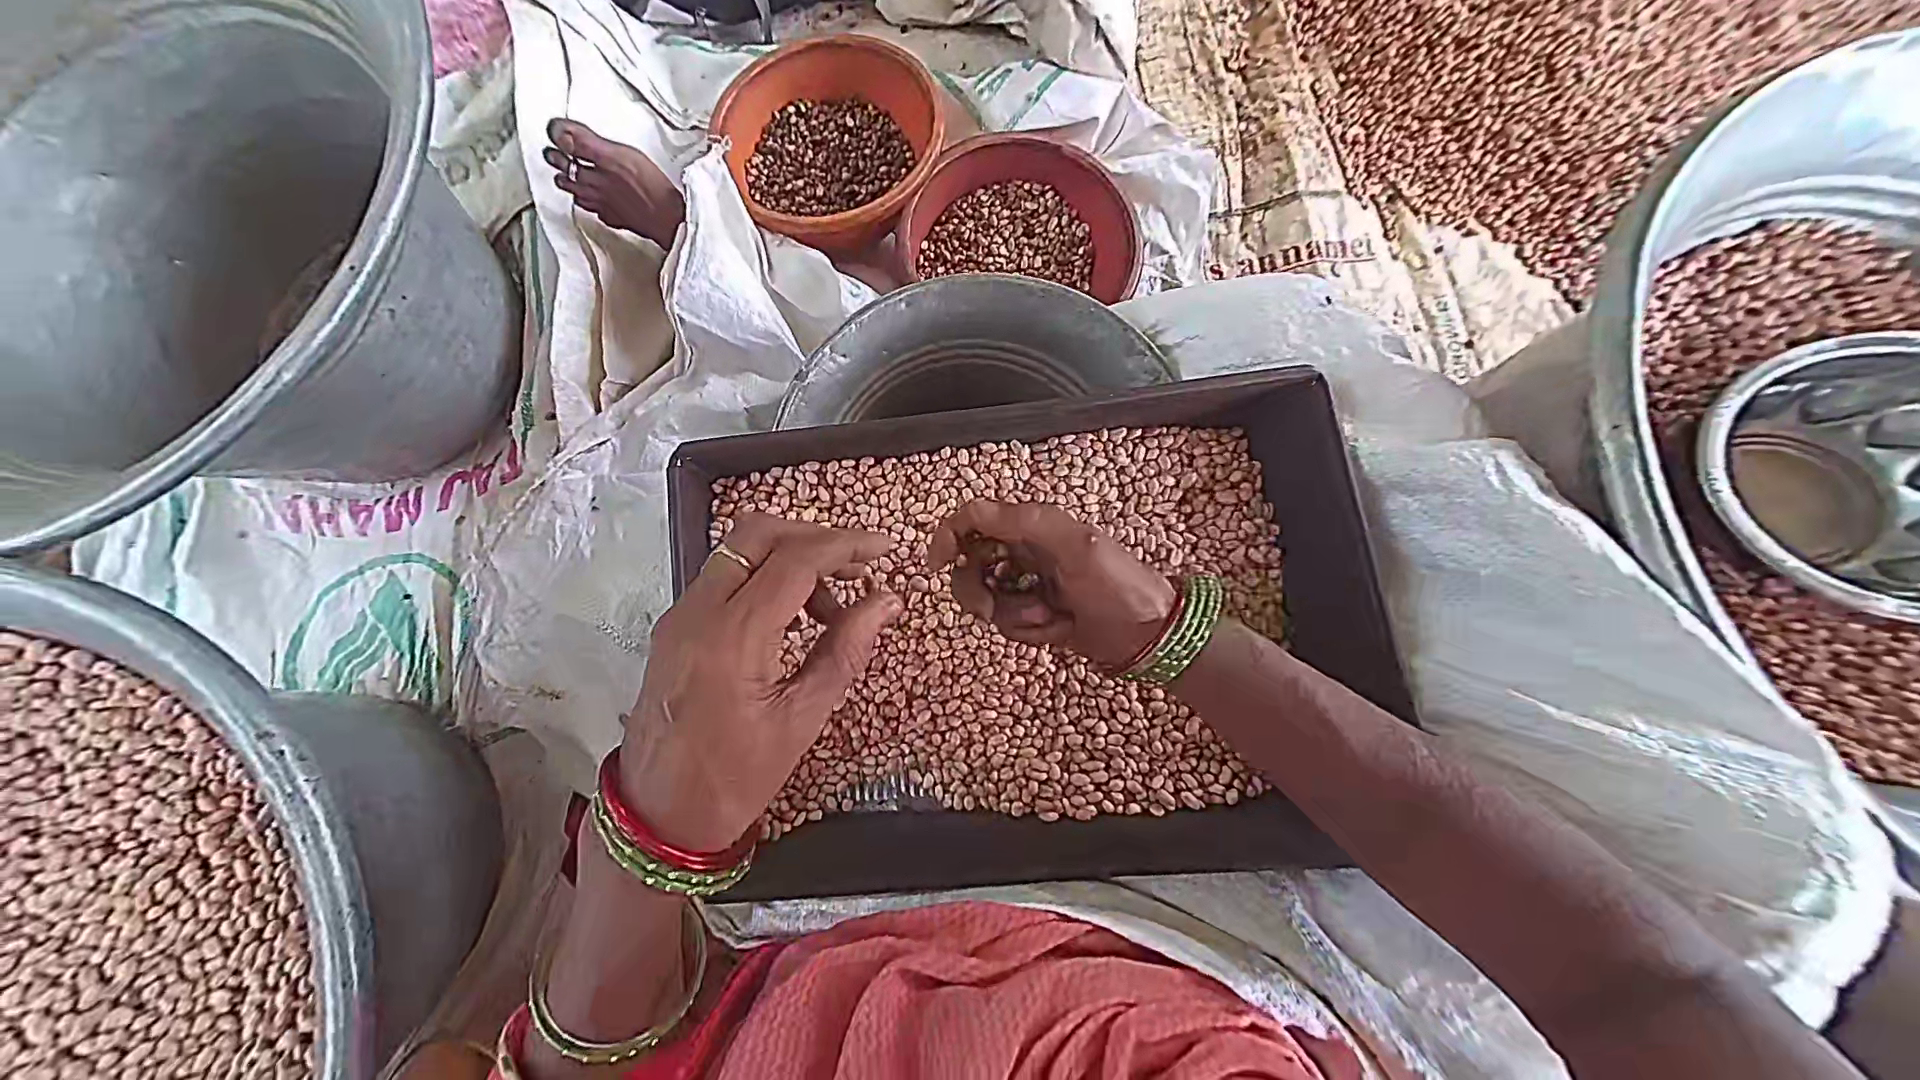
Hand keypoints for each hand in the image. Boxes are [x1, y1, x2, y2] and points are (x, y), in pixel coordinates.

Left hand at [619, 513, 902, 850]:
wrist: (658, 815)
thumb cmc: (736, 778)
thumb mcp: (803, 717)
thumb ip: (846, 648)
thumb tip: (887, 601)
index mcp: (732, 638)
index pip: (795, 560)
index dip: (847, 545)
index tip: (885, 548)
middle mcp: (698, 612)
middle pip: (760, 533)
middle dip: (817, 537)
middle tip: (857, 567)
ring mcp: (681, 615)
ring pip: (740, 550)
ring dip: (792, 558)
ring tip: (831, 608)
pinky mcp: (676, 625)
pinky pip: (726, 577)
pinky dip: (767, 578)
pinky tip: (795, 617)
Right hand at [926, 500, 1175, 668]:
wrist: (1148, 635)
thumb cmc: (1119, 585)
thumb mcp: (1077, 546)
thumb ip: (1027, 522)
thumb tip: (973, 510)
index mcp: (1031, 526)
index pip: (972, 519)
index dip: (948, 536)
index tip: (938, 564)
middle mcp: (1023, 551)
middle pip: (969, 564)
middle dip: (979, 592)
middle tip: (992, 609)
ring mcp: (1027, 584)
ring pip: (986, 599)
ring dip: (1013, 616)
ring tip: (1048, 619)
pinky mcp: (1033, 614)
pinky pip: (1007, 624)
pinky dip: (1028, 632)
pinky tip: (1057, 629)